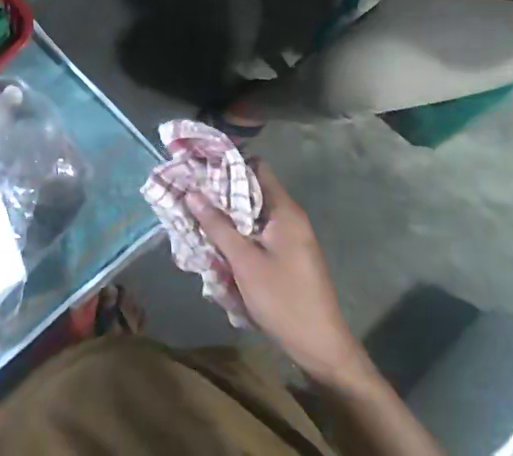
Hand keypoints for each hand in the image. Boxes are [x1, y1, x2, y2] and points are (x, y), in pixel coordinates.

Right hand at [187, 161, 370, 386]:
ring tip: (196, 215)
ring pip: (252, 214)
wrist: (323, 350)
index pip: (257, 168)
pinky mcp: (288, 257)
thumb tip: (192, 193)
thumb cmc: (284, 300)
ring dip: (227, 216)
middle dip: (220, 191)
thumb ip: (217, 226)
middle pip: (252, 190)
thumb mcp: (244, 262)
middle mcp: (290, 219)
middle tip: (189, 192)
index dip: (228, 162)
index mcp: (285, 212)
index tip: (200, 165)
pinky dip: (238, 234)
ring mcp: (291, 239)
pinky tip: (216, 243)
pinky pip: (258, 234)